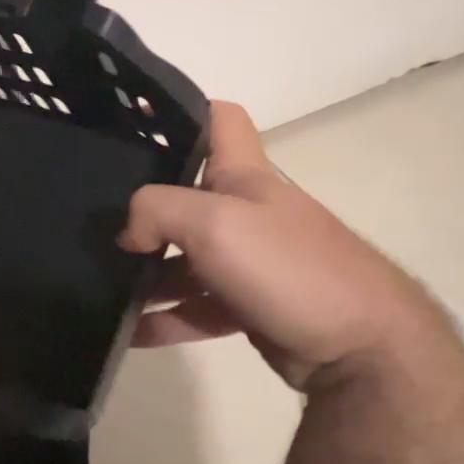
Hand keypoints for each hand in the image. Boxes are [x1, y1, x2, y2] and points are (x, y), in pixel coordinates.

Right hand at [119, 101, 456, 391]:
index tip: (133, 120)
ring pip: (186, 260)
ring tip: (103, 286)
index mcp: (247, 178)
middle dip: (142, 208)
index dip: (179, 111)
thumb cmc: (290, 269)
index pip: (220, 120)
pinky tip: (130, 332)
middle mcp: (249, 214)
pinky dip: (164, 319)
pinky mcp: (253, 309)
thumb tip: (129, 234)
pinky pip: (197, 309)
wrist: (367, 352)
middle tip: (96, 221)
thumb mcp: (214, 223)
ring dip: (146, 273)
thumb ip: (156, 211)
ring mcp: (252, 264)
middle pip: (187, 196)